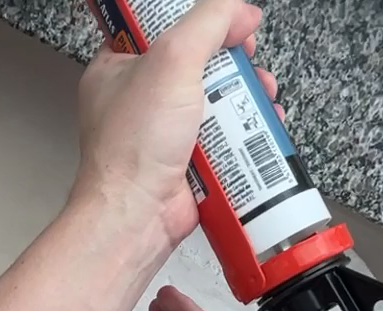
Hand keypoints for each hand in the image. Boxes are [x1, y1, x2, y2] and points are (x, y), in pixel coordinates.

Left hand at [72, 0, 273, 252]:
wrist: (135, 218)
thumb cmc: (133, 149)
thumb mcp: (172, 60)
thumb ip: (208, 22)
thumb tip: (239, 12)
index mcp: (116, 70)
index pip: (157, 25)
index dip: (195, 17)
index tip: (225, 20)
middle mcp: (138, 101)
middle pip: (197, 61)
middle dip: (232, 57)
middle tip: (248, 57)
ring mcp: (163, 135)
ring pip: (216, 99)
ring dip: (247, 92)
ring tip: (263, 92)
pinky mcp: (186, 163)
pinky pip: (224, 138)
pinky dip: (247, 130)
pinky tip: (265, 122)